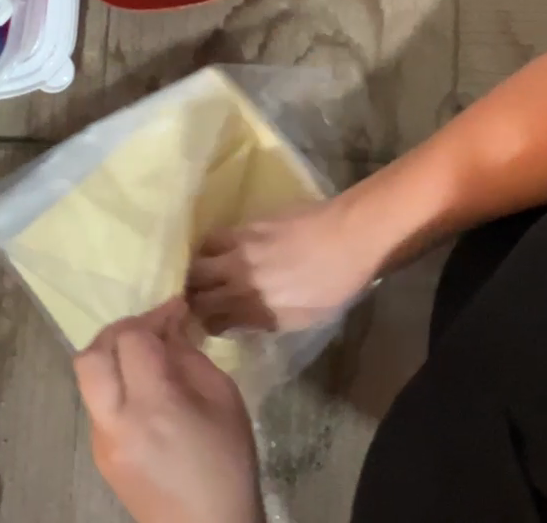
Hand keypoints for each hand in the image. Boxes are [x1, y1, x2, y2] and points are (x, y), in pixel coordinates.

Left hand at [73, 299, 260, 522]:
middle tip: (154, 327)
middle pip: (91, 356)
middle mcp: (114, 420)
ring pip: (88, 379)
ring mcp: (101, 441)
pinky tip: (149, 388)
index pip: (130, 339)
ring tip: (151, 355)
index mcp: (151, 403)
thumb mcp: (223, 396)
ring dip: (114, 356)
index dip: (153, 315)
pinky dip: (117, 381)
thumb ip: (190, 358)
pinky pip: (99, 403)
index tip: (178, 310)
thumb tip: (172, 330)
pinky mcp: (101, 455)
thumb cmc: (227, 459)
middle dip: (120, 331)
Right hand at [187, 197, 380, 334]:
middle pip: (196, 289)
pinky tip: (222, 249)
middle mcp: (240, 278)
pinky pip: (219, 235)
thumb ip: (265, 320)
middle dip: (191, 296)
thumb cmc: (338, 282)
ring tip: (205, 271)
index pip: (209, 319)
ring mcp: (244, 247)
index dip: (203, 323)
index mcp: (253, 307)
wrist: (355, 234)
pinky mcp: (253, 222)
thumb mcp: (302, 317)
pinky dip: (212, 245)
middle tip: (199, 297)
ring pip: (199, 259)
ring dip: (197, 268)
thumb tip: (241, 320)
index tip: (207, 323)